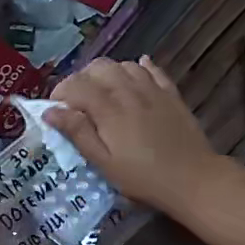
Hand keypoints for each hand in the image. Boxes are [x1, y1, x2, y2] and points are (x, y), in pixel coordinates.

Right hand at [45, 56, 218, 211]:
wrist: (193, 179)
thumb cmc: (142, 177)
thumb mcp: (103, 162)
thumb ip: (78, 133)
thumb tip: (50, 111)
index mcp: (109, 109)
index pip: (76, 85)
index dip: (60, 92)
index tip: (55, 110)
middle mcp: (129, 91)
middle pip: (98, 67)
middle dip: (81, 79)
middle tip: (77, 102)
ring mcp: (152, 89)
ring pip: (122, 65)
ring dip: (106, 73)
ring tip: (102, 93)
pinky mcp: (170, 93)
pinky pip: (151, 69)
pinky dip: (137, 68)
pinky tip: (133, 76)